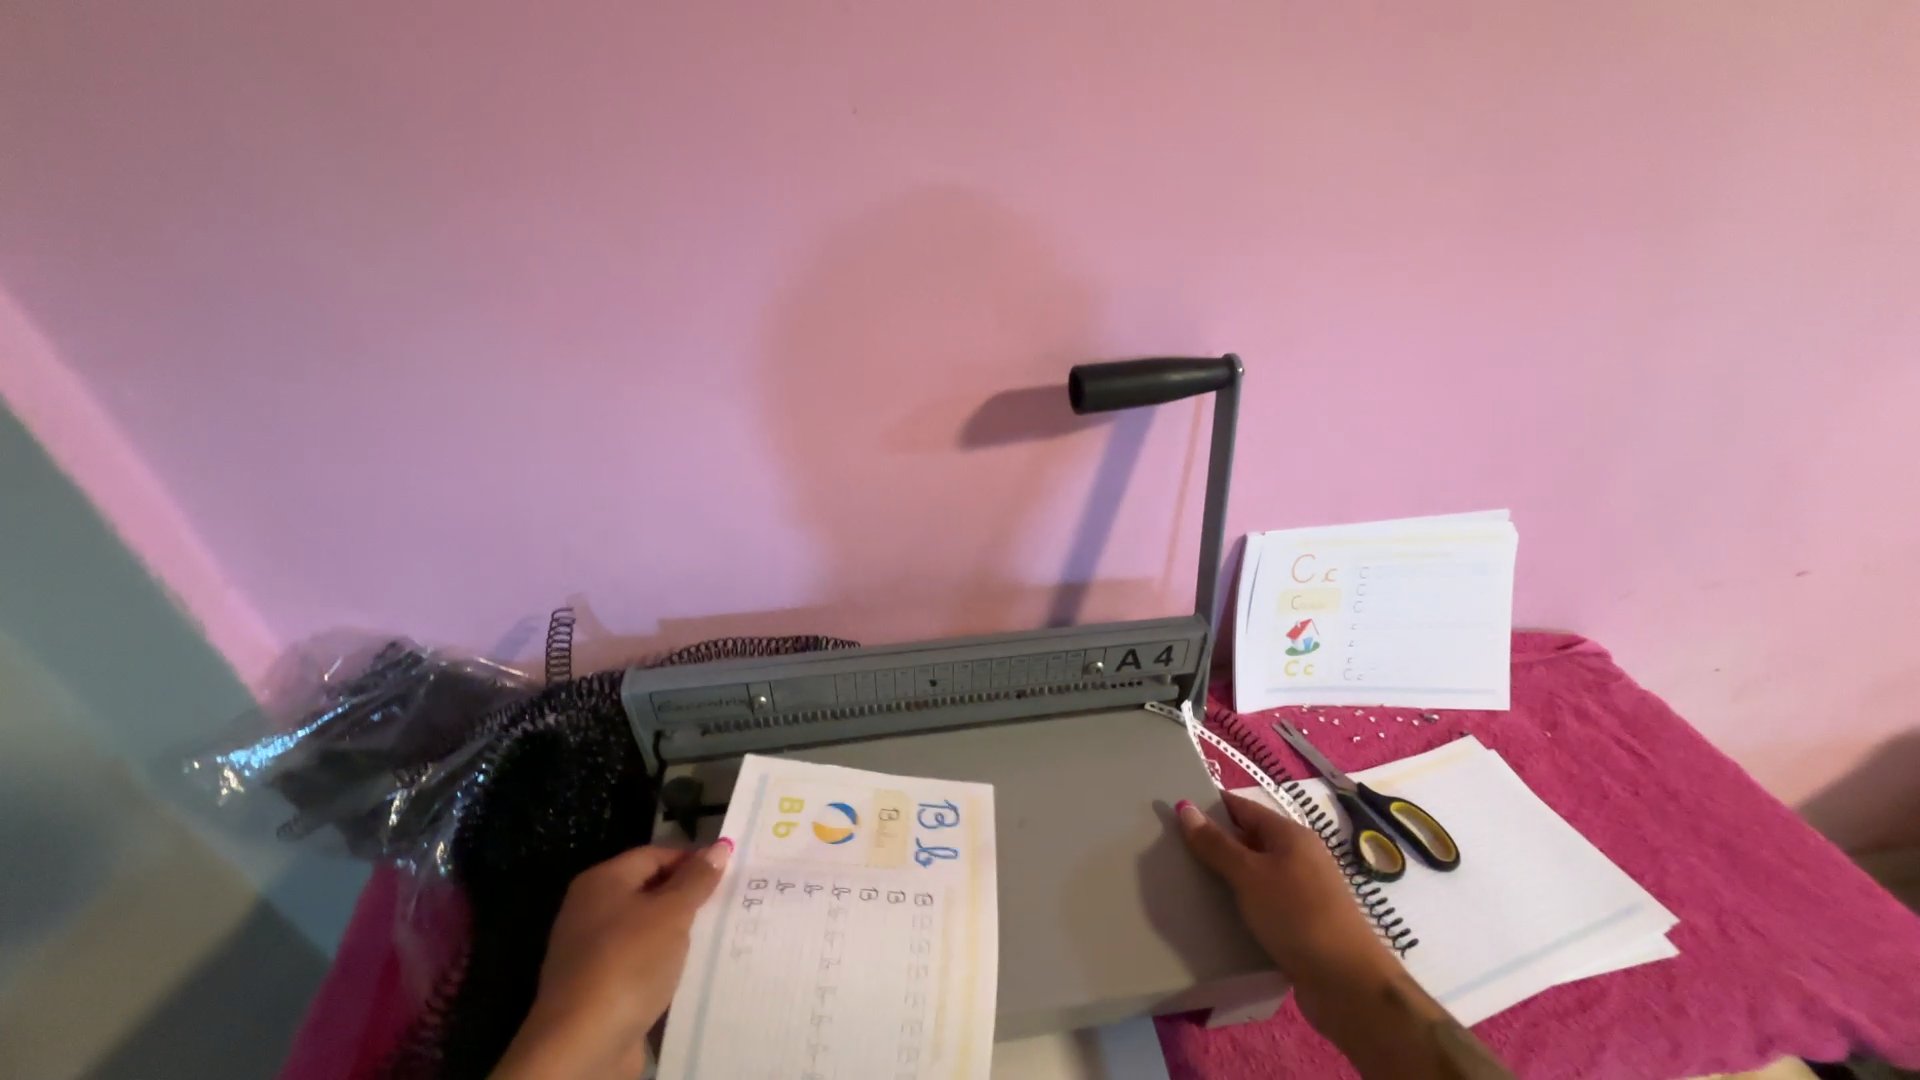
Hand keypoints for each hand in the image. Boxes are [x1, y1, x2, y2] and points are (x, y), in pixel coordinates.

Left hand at [492, 841, 731, 1079]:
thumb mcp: (671, 913)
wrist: (582, 1047)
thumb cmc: (627, 963)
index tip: (731, 870)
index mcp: (602, 882)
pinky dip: (668, 964)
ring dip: (682, 934)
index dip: (693, 859)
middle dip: (690, 897)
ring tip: (723, 933)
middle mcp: (592, 911)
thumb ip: (696, 879)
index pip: (655, 855)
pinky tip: (697, 970)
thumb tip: (719, 847)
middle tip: (733, 900)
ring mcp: (594, 952)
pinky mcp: (601, 988)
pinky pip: (643, 963)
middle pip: (651, 891)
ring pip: (649, 930)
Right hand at [1175, 792, 1402, 1027]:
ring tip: (1185, 882)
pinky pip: (1262, 901)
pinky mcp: (1300, 921)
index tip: (1173, 812)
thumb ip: (1216, 843)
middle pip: (1247, 839)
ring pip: (1253, 873)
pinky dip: (1239, 903)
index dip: (1209, 806)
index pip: (1242, 807)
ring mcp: (1302, 890)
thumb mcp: (1250, 875)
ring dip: (1224, 877)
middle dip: (1212, 843)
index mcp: (1289, 834)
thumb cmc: (1297, 916)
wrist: (1348, 984)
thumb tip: (1185, 808)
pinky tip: (1215, 914)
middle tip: (1170, 849)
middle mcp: (1298, 856)